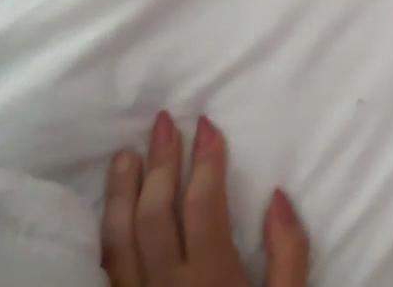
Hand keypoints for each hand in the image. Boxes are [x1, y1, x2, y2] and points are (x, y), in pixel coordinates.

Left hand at [102, 112, 310, 286]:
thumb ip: (289, 252)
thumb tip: (277, 196)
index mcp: (209, 278)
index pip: (201, 204)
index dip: (205, 161)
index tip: (208, 124)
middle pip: (155, 213)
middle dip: (161, 162)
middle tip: (165, 121)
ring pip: (118, 238)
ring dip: (122, 191)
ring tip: (127, 153)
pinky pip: (103, 267)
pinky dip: (104, 230)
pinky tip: (110, 209)